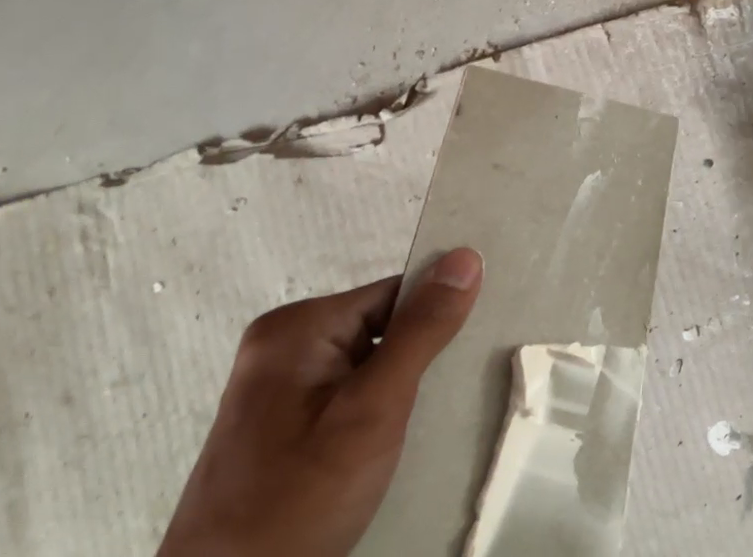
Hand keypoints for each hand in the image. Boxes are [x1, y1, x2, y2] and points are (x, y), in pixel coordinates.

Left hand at [158, 248, 483, 556]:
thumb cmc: (301, 497)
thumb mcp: (374, 408)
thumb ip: (422, 330)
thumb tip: (467, 256)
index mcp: (297, 328)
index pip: (397, 292)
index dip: (437, 319)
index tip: (470, 353)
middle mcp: (284, 343)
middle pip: (386, 323)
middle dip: (422, 356)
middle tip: (449, 394)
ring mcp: (283, 383)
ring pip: (376, 358)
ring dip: (407, 385)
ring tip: (428, 420)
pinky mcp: (288, 418)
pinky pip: (356, 388)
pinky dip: (385, 406)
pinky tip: (398, 438)